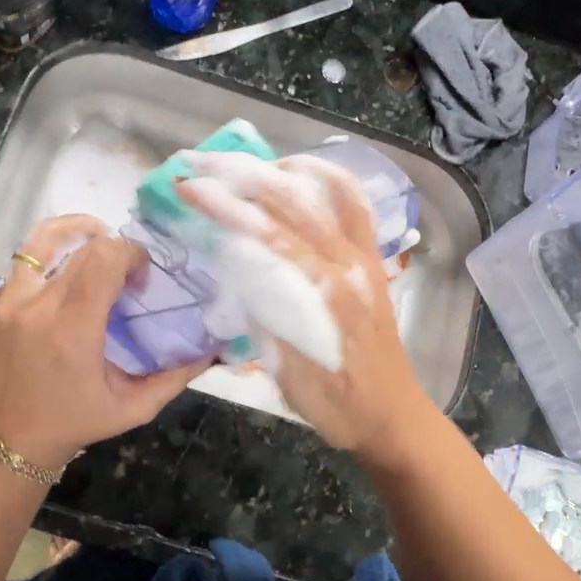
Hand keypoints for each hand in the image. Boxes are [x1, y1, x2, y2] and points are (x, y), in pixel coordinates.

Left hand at [0, 214, 208, 468]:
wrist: (13, 438)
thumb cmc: (76, 422)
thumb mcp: (133, 408)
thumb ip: (174, 377)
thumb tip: (213, 350)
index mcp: (72, 331)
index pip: (104, 260)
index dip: (131, 254)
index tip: (143, 275)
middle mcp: (37, 307)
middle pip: (83, 247)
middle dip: (114, 249)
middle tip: (128, 274)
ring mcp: (10, 300)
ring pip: (44, 239)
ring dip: (77, 234)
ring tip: (98, 246)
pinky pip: (25, 260)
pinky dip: (52, 256)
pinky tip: (70, 274)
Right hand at [179, 158, 432, 454]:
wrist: (391, 418)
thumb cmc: (335, 404)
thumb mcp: (288, 370)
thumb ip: (265, 313)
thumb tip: (238, 264)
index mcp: (324, 293)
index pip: (267, 234)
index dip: (225, 206)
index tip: (190, 187)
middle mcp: (348, 265)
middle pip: (294, 201)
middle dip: (245, 174)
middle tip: (204, 162)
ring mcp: (365, 259)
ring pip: (331, 192)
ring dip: (288, 169)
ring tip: (252, 164)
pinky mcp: (373, 262)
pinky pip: (356, 208)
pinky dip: (331, 182)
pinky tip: (304, 177)